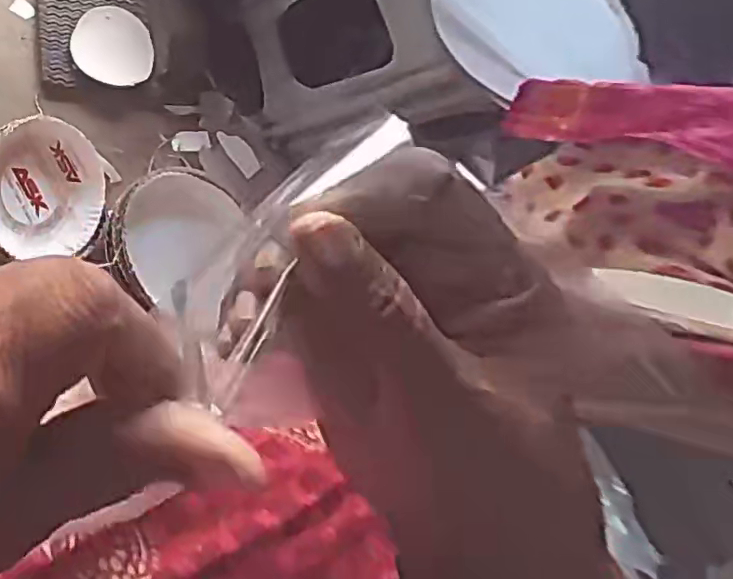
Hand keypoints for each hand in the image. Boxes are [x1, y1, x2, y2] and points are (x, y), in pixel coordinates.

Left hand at [0, 258, 264, 578]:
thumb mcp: (26, 509)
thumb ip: (123, 459)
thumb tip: (237, 453)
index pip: (93, 304)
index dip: (147, 351)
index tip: (165, 414)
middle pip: (78, 281)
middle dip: (127, 335)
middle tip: (141, 403)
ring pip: (54, 276)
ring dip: (97, 324)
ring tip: (105, 390)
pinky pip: (25, 283)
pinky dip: (62, 316)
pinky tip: (60, 368)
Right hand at [285, 148, 611, 578]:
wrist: (465, 551)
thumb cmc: (494, 480)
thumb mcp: (448, 397)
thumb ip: (382, 311)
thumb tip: (309, 226)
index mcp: (485, 265)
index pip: (427, 190)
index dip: (370, 192)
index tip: (309, 225)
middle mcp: (424, 258)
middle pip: (354, 208)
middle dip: (298, 236)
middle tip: (259, 277)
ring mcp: (371, 283)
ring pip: (305, 244)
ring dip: (266, 272)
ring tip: (243, 318)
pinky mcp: (330, 312)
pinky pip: (283, 286)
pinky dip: (255, 305)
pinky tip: (239, 335)